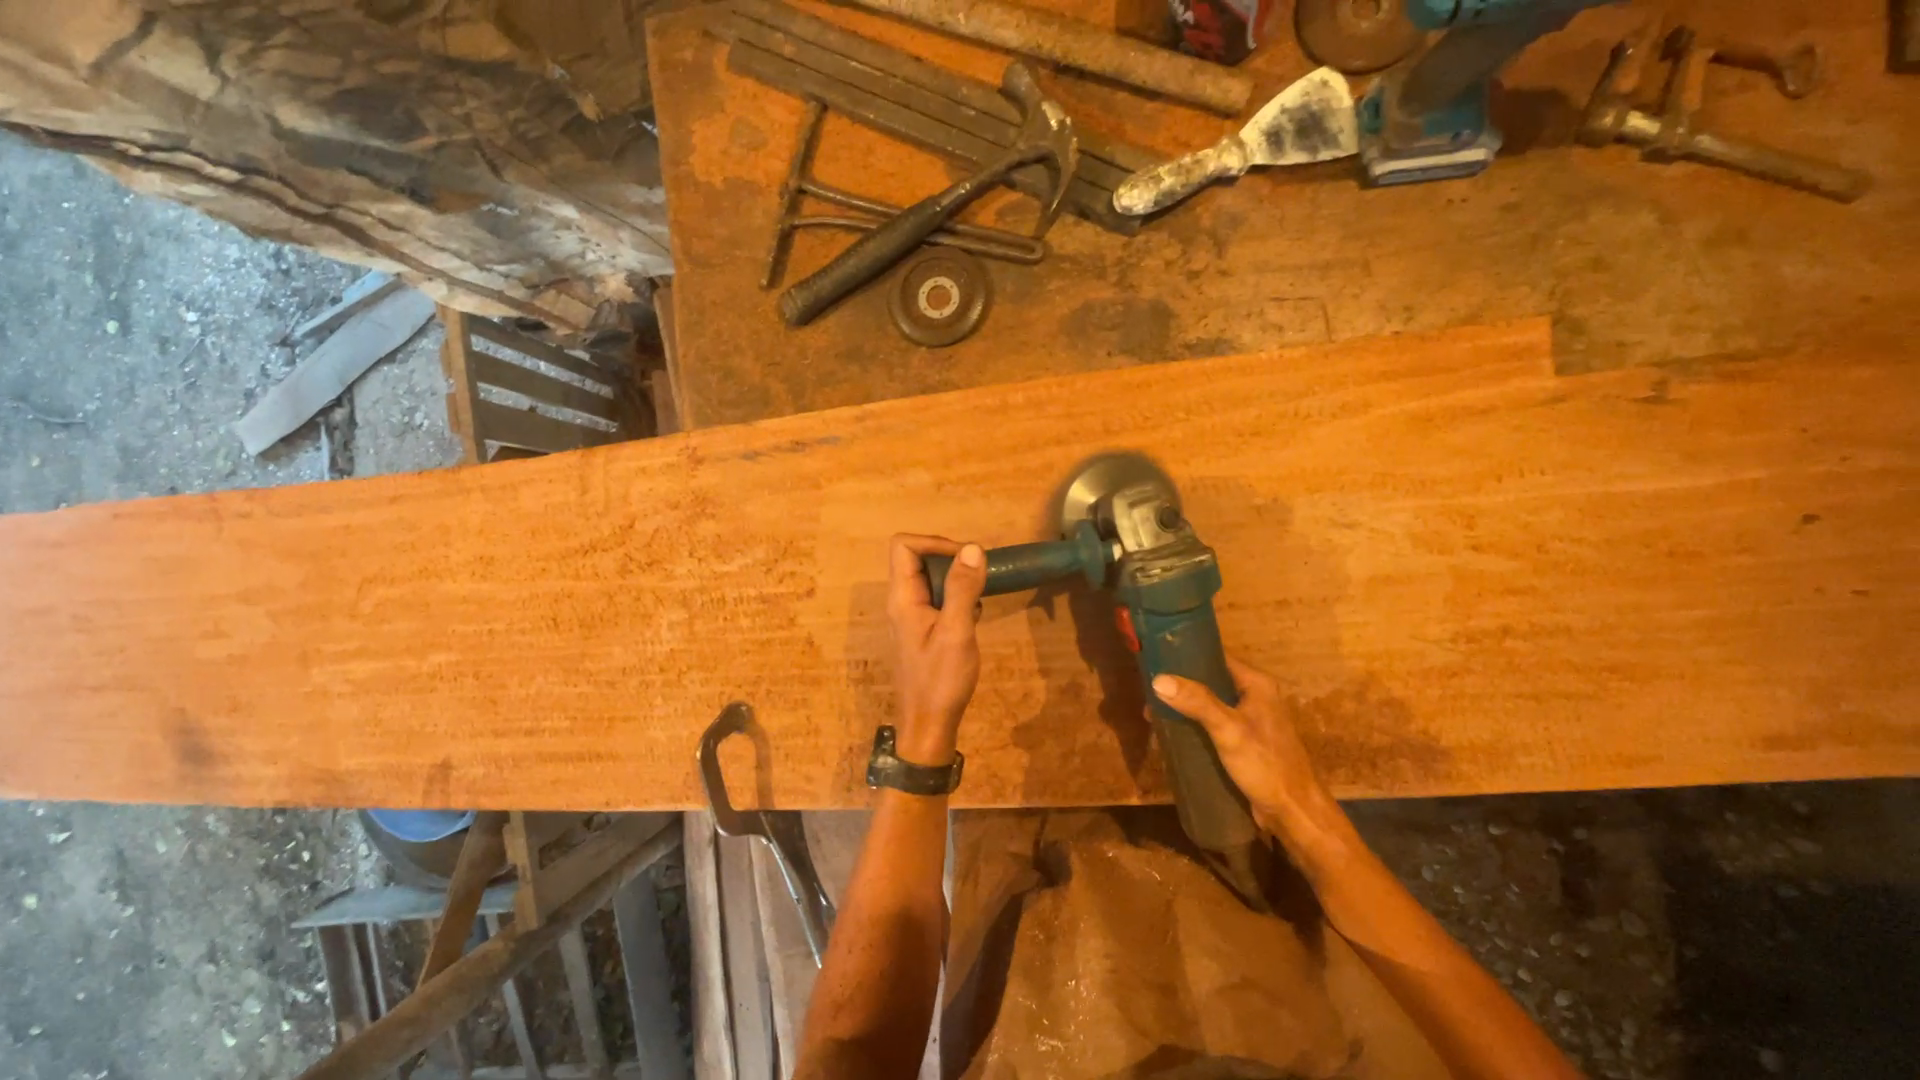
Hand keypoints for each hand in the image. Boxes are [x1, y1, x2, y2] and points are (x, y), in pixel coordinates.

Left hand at [886, 534, 987, 762]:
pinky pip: (937, 600)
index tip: (965, 558)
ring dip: (955, 579)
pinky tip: (975, 617)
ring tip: (979, 594)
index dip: (934, 542)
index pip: (903, 546)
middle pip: (916, 558)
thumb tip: (973, 549)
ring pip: (929, 579)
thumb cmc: (940, 681)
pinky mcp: (923, 631)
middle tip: (977, 575)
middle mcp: (901, 602)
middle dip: (949, 558)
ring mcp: (911, 617)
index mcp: (902, 598)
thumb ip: (963, 589)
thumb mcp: (956, 632)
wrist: (929, 726)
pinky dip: (957, 599)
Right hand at [1151, 656, 1342, 841]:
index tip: (1156, 658)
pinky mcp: (1245, 743)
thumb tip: (1158, 679)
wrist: (1293, 811)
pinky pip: (1214, 726)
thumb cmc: (1265, 764)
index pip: (1216, 657)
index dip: (1186, 656)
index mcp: (1257, 684)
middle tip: (1148, 689)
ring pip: (1211, 705)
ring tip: (1153, 711)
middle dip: (1181, 685)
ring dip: (1185, 707)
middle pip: (1211, 681)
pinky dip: (1195, 726)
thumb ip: (1197, 703)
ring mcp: (1251, 721)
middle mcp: (1255, 697)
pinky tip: (1173, 733)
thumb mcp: (1228, 730)